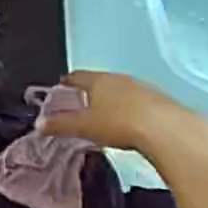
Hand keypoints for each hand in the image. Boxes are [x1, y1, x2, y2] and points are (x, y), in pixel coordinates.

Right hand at [35, 71, 207, 159]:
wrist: (168, 131)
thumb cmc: (120, 123)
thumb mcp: (84, 127)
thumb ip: (60, 125)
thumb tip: (39, 124)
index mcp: (98, 80)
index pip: (77, 76)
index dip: (67, 82)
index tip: (60, 87)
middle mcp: (120, 79)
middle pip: (99, 82)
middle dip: (89, 92)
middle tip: (81, 105)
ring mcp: (142, 89)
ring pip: (120, 91)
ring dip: (111, 101)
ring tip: (105, 117)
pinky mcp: (160, 102)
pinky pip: (138, 102)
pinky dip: (129, 110)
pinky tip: (129, 124)